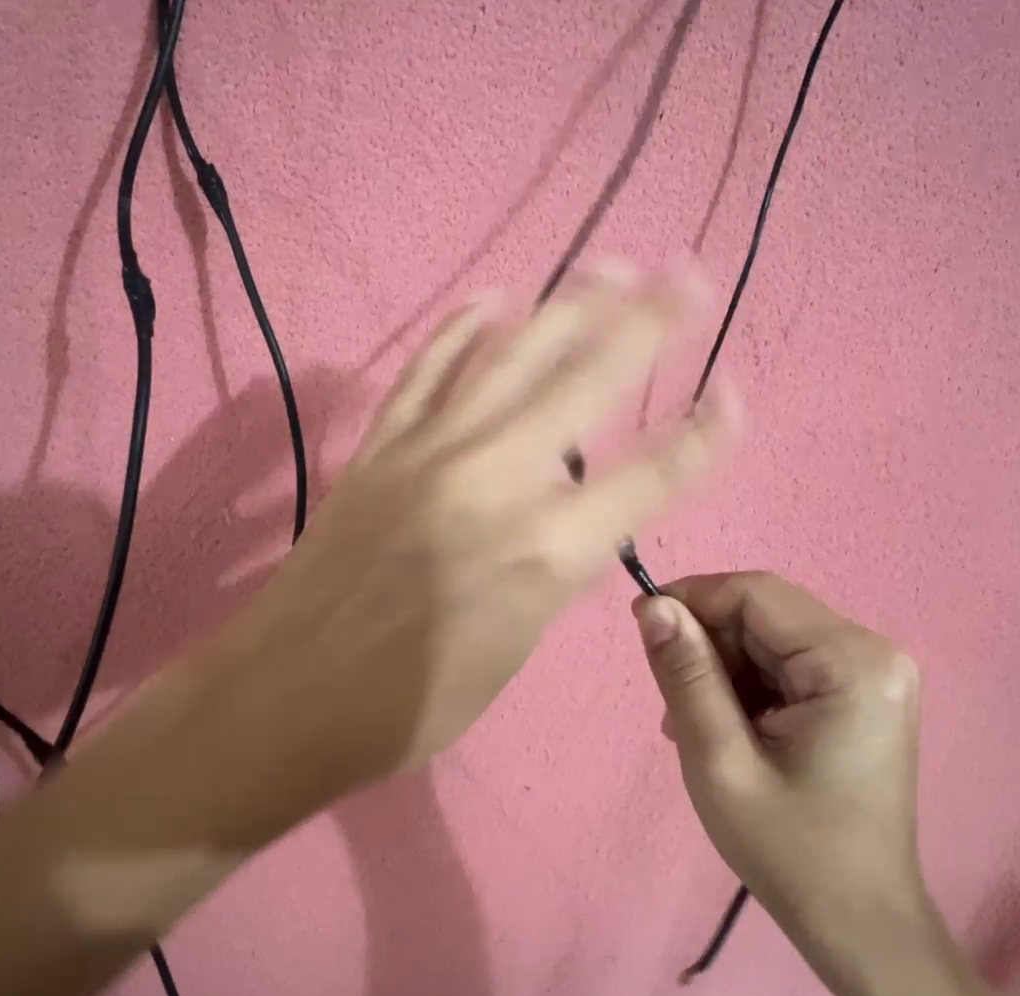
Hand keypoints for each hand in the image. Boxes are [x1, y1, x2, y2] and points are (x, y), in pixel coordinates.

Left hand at [196, 260, 739, 806]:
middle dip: (647, 323)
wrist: (286, 696)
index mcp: (546, 552)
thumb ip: (550, 572)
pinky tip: (490, 300)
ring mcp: (431, 452)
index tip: (733, 395)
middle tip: (686, 272)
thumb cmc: (408, 707)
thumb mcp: (513, 648)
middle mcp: (498, 482)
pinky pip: (427, 370)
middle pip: (587, 383)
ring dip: (566, 304)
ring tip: (607, 264)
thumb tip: (567, 520)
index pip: (648, 476)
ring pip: (510, 356)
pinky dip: (461, 329)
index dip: (702, 435)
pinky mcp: (379, 446)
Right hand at [632, 572, 927, 945]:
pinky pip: (791, 665)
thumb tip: (652, 605)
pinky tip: (729, 730)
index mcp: (851, 662)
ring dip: (724, 669)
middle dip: (709, 646)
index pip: (755, 593)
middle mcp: (874, 651)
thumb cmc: (788, 850)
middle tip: (672, 706)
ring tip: (695, 728)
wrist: (860, 924)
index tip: (641, 631)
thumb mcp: (718, 760)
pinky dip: (749, 687)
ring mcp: (874, 673)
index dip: (691, 600)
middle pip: (765, 614)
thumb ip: (685, 674)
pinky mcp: (865, 693)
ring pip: (772, 638)